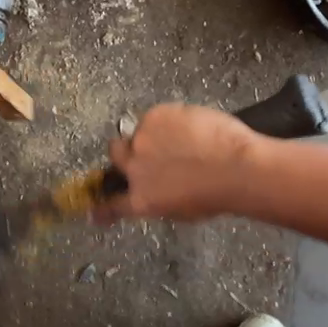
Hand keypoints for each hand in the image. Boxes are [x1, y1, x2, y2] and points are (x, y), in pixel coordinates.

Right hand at [96, 104, 263, 222]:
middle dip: (126, 151)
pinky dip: (168, 120)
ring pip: (138, 130)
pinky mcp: (154, 115)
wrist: (235, 168)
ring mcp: (142, 139)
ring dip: (152, 134)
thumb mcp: (185, 210)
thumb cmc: (218, 195)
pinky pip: (155, 115)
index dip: (102, 207)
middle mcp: (135, 168)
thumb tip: (155, 189)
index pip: (115, 205)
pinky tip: (189, 126)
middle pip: (115, 153)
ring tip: (182, 138)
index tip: (91, 210)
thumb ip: (160, 198)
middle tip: (148, 151)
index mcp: (143, 199)